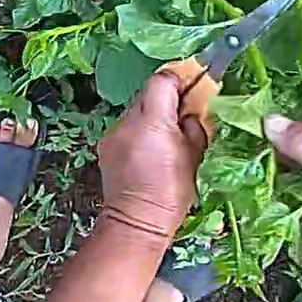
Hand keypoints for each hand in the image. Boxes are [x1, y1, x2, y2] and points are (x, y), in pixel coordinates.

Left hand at [97, 71, 210, 239]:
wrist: (136, 222)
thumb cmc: (171, 191)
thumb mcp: (195, 156)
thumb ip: (194, 126)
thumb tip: (191, 113)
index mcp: (152, 120)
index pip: (162, 80)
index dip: (180, 79)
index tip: (194, 86)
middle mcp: (127, 121)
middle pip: (148, 94)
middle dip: (168, 99)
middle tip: (186, 114)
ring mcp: (113, 133)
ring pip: (137, 111)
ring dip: (154, 116)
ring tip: (168, 138)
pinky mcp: (106, 146)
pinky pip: (127, 128)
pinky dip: (140, 132)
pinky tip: (150, 151)